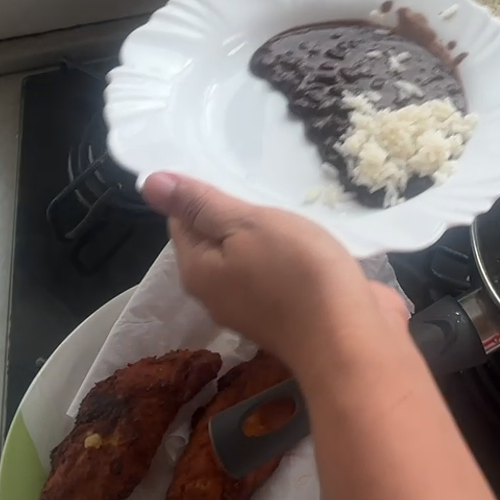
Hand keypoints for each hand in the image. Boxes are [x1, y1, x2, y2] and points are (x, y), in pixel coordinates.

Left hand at [143, 172, 406, 373]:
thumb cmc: (296, 273)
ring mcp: (254, 304)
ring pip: (250, 252)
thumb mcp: (247, 226)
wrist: (350, 340)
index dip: (200, 189)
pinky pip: (278, 268)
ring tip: (287, 194)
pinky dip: (288, 248)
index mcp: (198, 269)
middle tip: (258, 170)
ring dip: (265, 227)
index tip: (226, 160)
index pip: (182, 219)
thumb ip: (202, 205)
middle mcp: (218, 291)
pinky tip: (310, 231)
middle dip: (235, 207)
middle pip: (216, 237)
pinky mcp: (288, 309)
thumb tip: (149, 182)